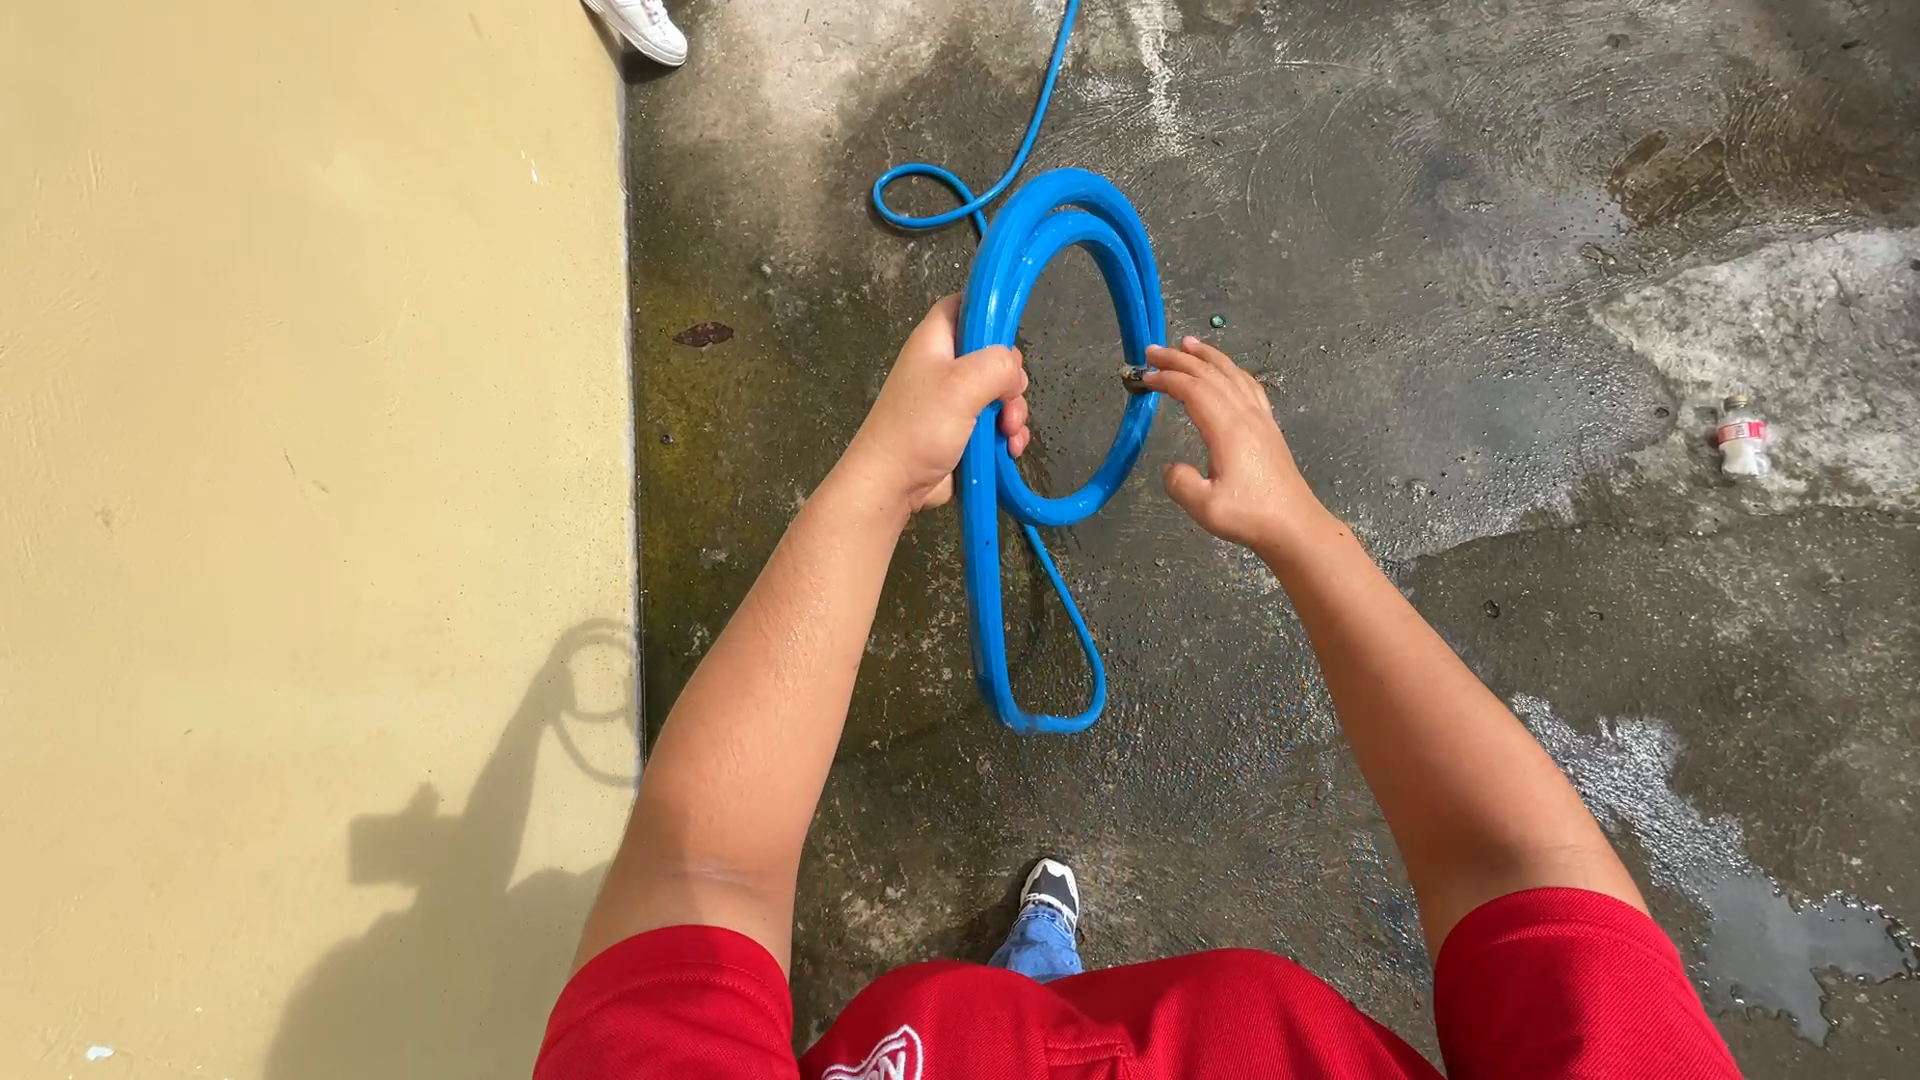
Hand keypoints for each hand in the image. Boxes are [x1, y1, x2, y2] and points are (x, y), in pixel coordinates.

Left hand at [840, 295, 1031, 512]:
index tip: (1008, 333)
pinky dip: (1008, 435)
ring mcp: (955, 402)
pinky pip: (996, 425)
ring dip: (1014, 414)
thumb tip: (1013, 374)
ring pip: (1000, 394)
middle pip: (994, 355)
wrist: (895, 483)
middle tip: (1009, 400)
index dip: (987, 312)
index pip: (964, 306)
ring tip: (1009, 434)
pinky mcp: (963, 432)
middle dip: (1012, 380)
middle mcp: (945, 367)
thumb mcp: (963, 383)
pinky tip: (1010, 450)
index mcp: (936, 341)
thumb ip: (998, 364)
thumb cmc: (920, 426)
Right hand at [1142, 336, 1330, 558]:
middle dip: (1180, 360)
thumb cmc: (1249, 516)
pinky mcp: (1268, 428)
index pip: (1194, 390)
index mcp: (1228, 429)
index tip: (1145, 377)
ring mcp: (1260, 419)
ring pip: (1233, 375)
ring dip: (1208, 357)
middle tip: (1153, 350)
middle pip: (1211, 375)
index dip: (1168, 379)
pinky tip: (1225, 371)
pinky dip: (1231, 370)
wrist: (1294, 525)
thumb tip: (1171, 466)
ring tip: (1188, 344)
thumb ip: (1179, 483)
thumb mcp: (1204, 507)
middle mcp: (1245, 416)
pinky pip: (1248, 386)